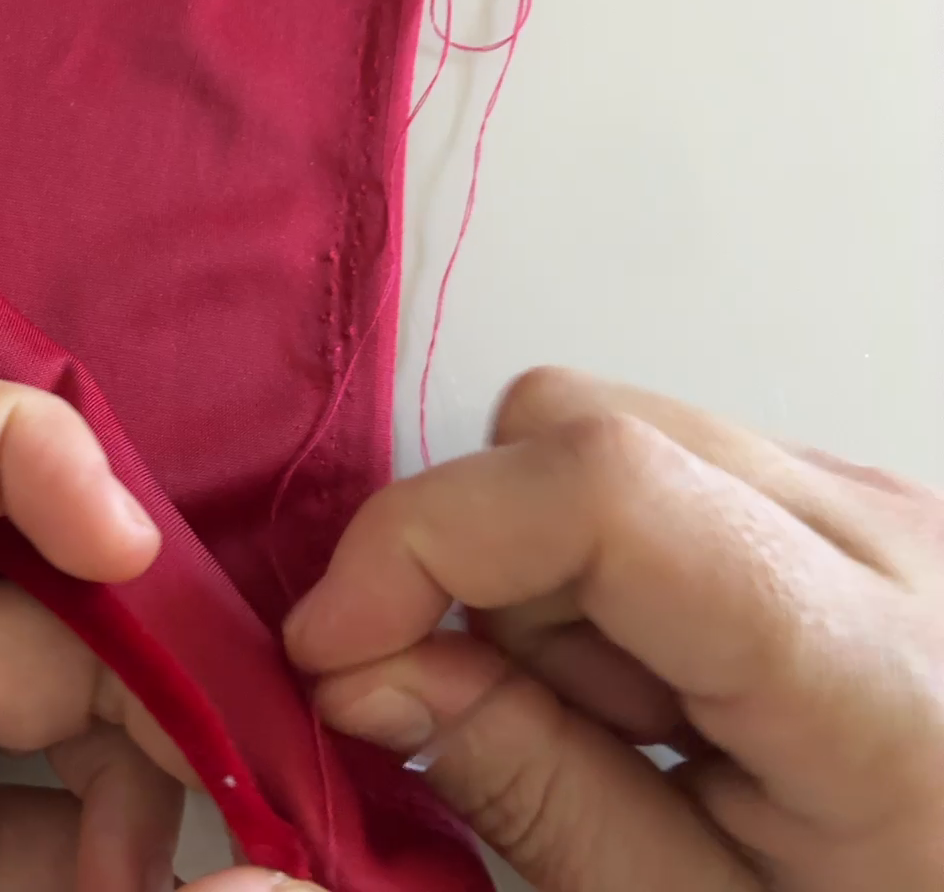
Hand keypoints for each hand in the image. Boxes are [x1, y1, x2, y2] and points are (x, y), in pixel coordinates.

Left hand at [0, 377, 316, 891]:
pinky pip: (46, 781)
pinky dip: (126, 824)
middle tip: (257, 745)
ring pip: (51, 685)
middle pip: (13, 584)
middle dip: (150, 645)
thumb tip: (293, 885)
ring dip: (156, 757)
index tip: (125, 543)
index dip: (6, 441)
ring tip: (235, 854)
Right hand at [286, 368, 943, 891]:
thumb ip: (523, 784)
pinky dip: (568, 564)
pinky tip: (645, 673)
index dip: (417, 539)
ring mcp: (867, 500)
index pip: (598, 492)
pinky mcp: (826, 499)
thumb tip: (355, 677)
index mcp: (892, 675)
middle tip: (499, 692)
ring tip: (606, 705)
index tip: (327, 640)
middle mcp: (895, 537)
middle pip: (567, 430)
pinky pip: (622, 472)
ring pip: (579, 437)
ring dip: (521, 567)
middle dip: (468, 556)